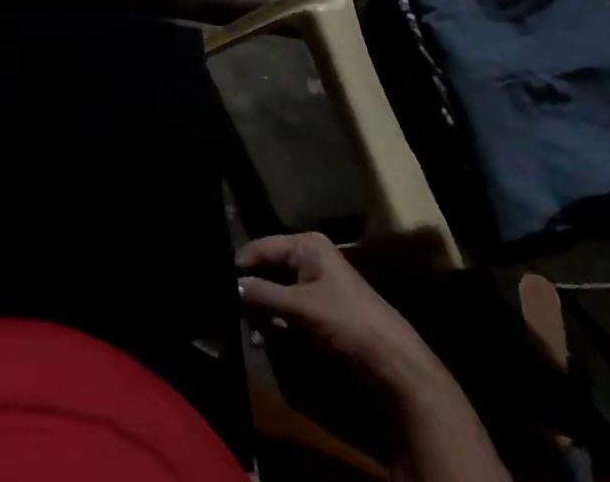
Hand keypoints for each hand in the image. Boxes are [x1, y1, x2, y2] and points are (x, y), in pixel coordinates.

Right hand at [238, 233, 443, 406]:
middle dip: (248, 290)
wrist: (393, 363)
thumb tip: (231, 286)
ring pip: (273, 289)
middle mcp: (308, 257)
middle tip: (226, 311)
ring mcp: (313, 282)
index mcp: (306, 246)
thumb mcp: (300, 308)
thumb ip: (262, 294)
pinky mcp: (317, 306)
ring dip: (259, 309)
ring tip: (247, 332)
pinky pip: (285, 306)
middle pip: (266, 267)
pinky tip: (262, 337)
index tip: (216, 285)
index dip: (239, 266)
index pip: (260, 247)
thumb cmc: (347, 323)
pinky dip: (272, 319)